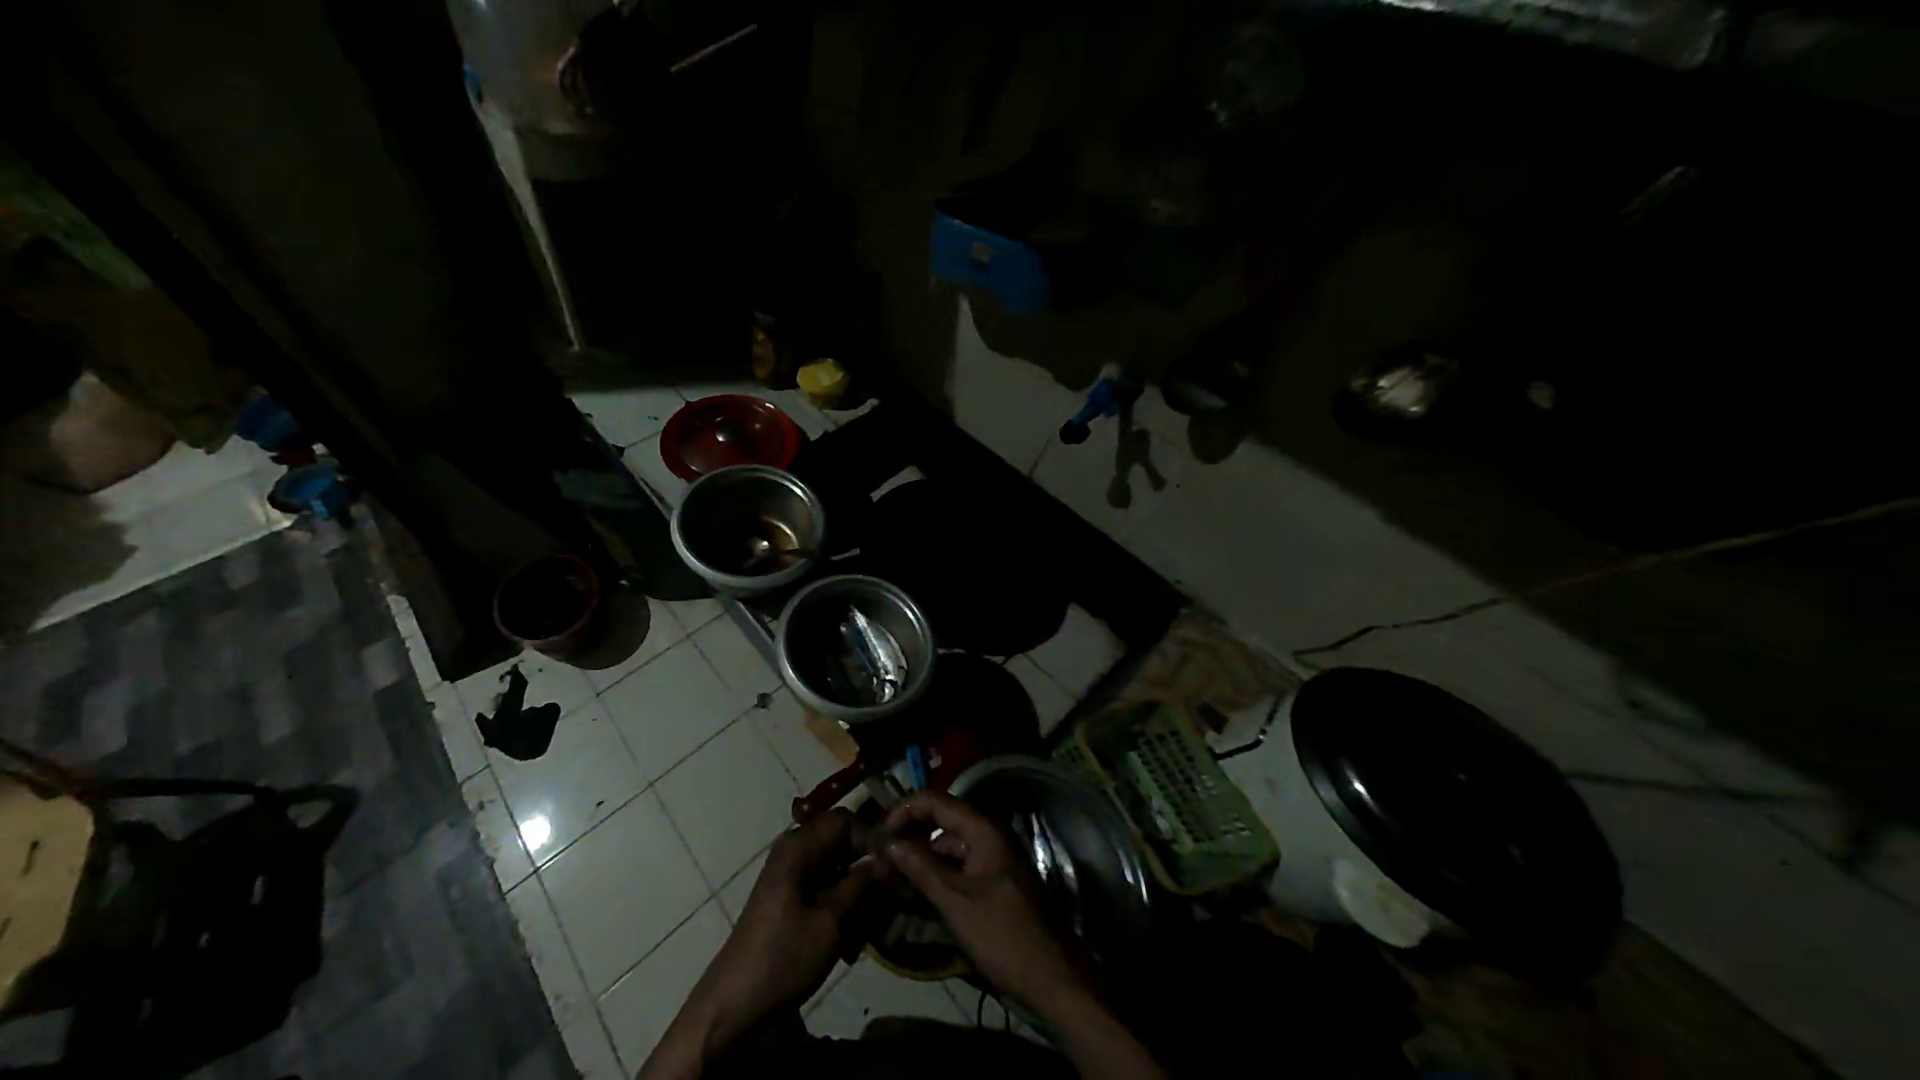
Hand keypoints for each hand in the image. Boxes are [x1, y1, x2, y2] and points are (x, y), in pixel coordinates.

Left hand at [708, 809, 879, 1021]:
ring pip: (839, 872)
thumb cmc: (783, 958)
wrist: (733, 1008)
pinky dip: (842, 913)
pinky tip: (850, 946)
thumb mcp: (831, 921)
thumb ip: (863, 883)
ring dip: (858, 899)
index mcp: (798, 848)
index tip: (895, 865)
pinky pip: (827, 894)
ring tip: (867, 933)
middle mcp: (794, 855)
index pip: (845, 820)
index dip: (871, 837)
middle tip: (889, 902)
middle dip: (868, 872)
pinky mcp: (791, 904)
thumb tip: (893, 855)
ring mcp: (791, 880)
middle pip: (843, 846)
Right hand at [878, 791, 1091, 1018]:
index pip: (935, 801)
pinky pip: (958, 864)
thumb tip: (888, 843)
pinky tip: (914, 890)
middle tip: (878, 857)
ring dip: (920, 855)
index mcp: (983, 829)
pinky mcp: (992, 879)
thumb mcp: (955, 901)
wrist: (1050, 975)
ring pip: (948, 844)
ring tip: (889, 875)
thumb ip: (920, 867)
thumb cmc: (1002, 934)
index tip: (877, 835)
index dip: (903, 811)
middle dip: (909, 834)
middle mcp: (989, 834)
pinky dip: (936, 871)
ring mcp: (992, 856)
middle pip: (941, 820)